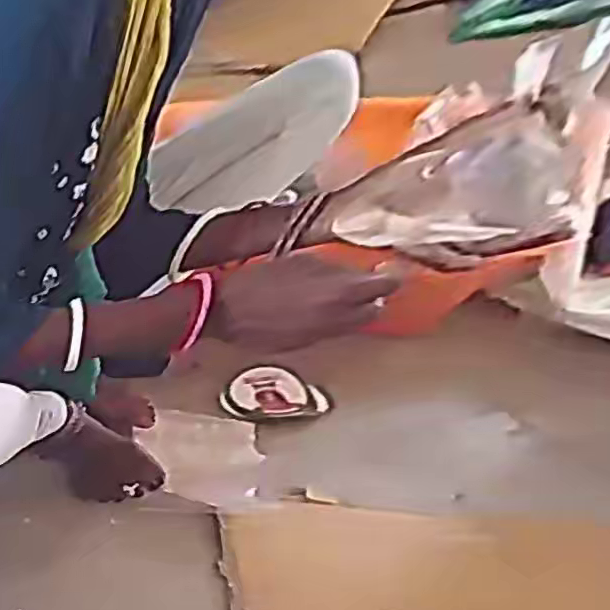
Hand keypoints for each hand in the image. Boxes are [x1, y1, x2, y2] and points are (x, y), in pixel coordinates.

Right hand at [208, 255, 399, 351]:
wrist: (219, 312)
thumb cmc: (257, 280)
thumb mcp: (302, 261)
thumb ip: (335, 269)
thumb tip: (355, 272)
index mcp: (345, 292)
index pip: (389, 284)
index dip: (390, 275)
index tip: (385, 269)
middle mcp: (338, 318)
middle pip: (373, 311)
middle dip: (370, 300)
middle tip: (359, 289)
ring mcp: (316, 336)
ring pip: (346, 326)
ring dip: (344, 315)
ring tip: (329, 304)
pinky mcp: (295, 347)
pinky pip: (318, 335)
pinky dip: (318, 326)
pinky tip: (301, 317)